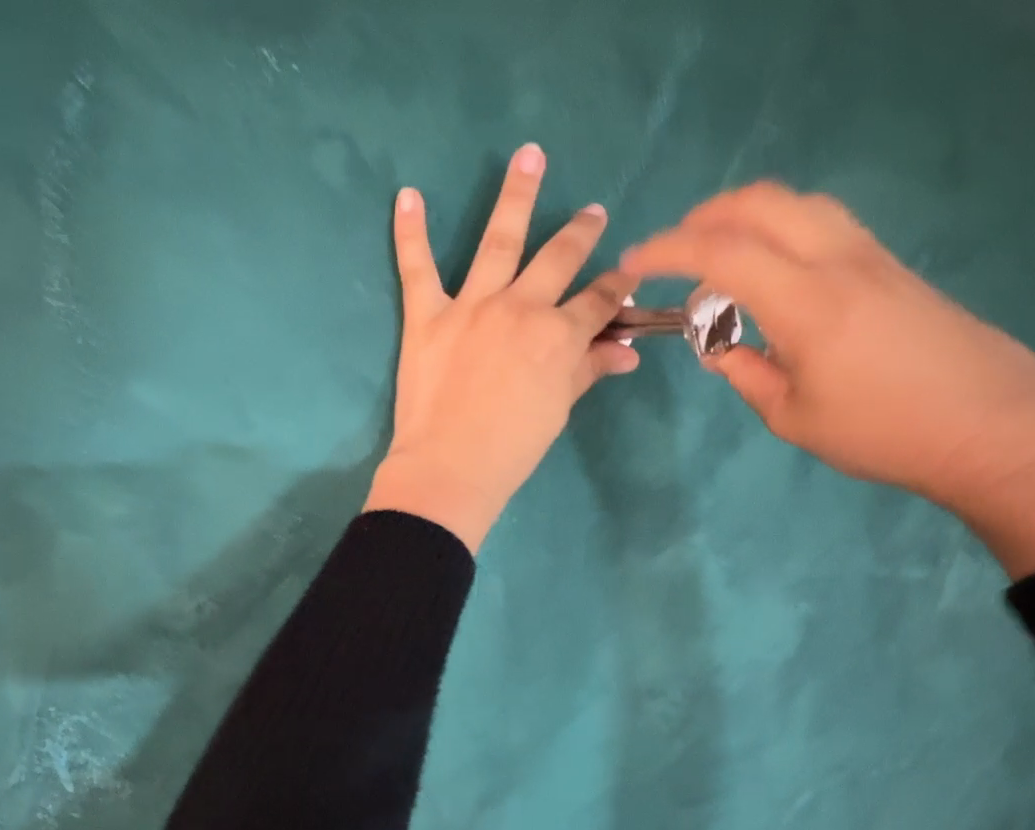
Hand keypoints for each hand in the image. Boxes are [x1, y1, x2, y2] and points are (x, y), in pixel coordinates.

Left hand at [364, 143, 639, 552]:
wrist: (449, 468)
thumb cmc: (511, 448)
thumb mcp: (558, 408)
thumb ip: (588, 371)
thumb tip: (627, 353)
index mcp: (559, 335)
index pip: (597, 301)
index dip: (616, 288)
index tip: (627, 275)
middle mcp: (521, 307)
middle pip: (559, 258)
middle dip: (581, 232)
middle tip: (593, 211)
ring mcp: (472, 306)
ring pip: (499, 241)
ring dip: (516, 195)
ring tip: (529, 155)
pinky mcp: (426, 316)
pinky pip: (417, 267)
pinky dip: (409, 232)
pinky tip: (407, 196)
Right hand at [622, 182, 1034, 577]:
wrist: (997, 429)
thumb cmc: (885, 433)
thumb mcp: (792, 417)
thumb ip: (745, 372)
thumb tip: (720, 347)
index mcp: (806, 301)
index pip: (722, 252)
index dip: (668, 251)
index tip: (633, 264)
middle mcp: (839, 261)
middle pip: (763, 203)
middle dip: (706, 217)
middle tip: (676, 252)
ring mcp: (873, 258)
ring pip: (800, 205)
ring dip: (749, 217)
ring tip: (721, 256)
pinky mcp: (894, 268)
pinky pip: (826, 226)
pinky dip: (783, 231)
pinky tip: (774, 275)